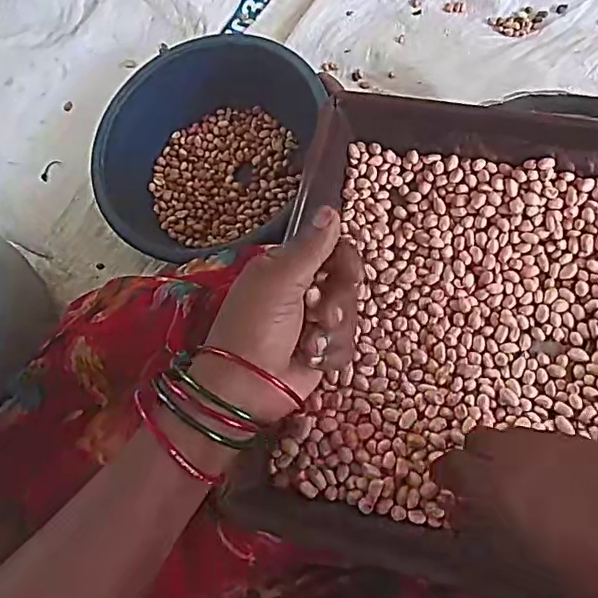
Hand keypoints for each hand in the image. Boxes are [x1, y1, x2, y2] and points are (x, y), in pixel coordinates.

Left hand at [193, 204, 361, 425]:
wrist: (246, 387)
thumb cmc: (254, 327)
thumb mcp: (280, 280)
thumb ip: (310, 247)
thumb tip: (330, 210)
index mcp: (286, 266)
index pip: (333, 248)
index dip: (343, 260)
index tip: (341, 272)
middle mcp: (302, 290)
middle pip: (348, 281)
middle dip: (337, 300)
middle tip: (318, 312)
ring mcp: (313, 321)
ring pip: (352, 314)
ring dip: (332, 330)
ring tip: (308, 343)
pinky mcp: (323, 351)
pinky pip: (348, 343)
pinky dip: (331, 353)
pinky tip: (310, 358)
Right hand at [433, 428, 597, 597]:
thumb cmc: (567, 577)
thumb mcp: (503, 570)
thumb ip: (469, 538)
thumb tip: (455, 519)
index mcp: (484, 482)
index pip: (447, 464)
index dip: (445, 480)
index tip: (450, 495)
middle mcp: (509, 452)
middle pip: (476, 440)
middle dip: (474, 461)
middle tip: (485, 490)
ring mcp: (547, 443)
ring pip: (511, 437)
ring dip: (507, 456)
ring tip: (523, 488)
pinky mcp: (580, 443)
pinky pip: (546, 443)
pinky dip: (541, 459)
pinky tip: (559, 487)